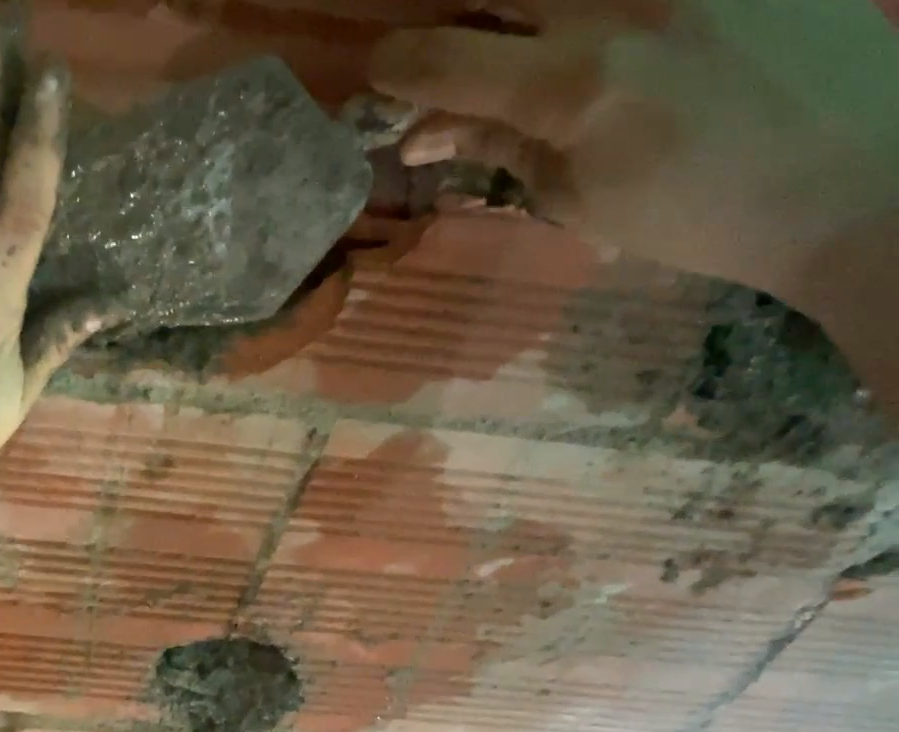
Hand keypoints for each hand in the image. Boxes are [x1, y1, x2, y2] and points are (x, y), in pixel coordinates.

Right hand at [371, 1, 898, 305]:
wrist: (856, 179)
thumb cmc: (693, 214)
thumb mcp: (571, 198)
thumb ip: (493, 148)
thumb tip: (418, 136)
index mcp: (571, 86)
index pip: (440, 57)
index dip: (391, 66)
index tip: (377, 78)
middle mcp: (621, 5)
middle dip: (450, 20)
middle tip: (447, 52)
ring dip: (514, 13)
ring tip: (522, 52)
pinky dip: (581, 14)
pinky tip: (588, 40)